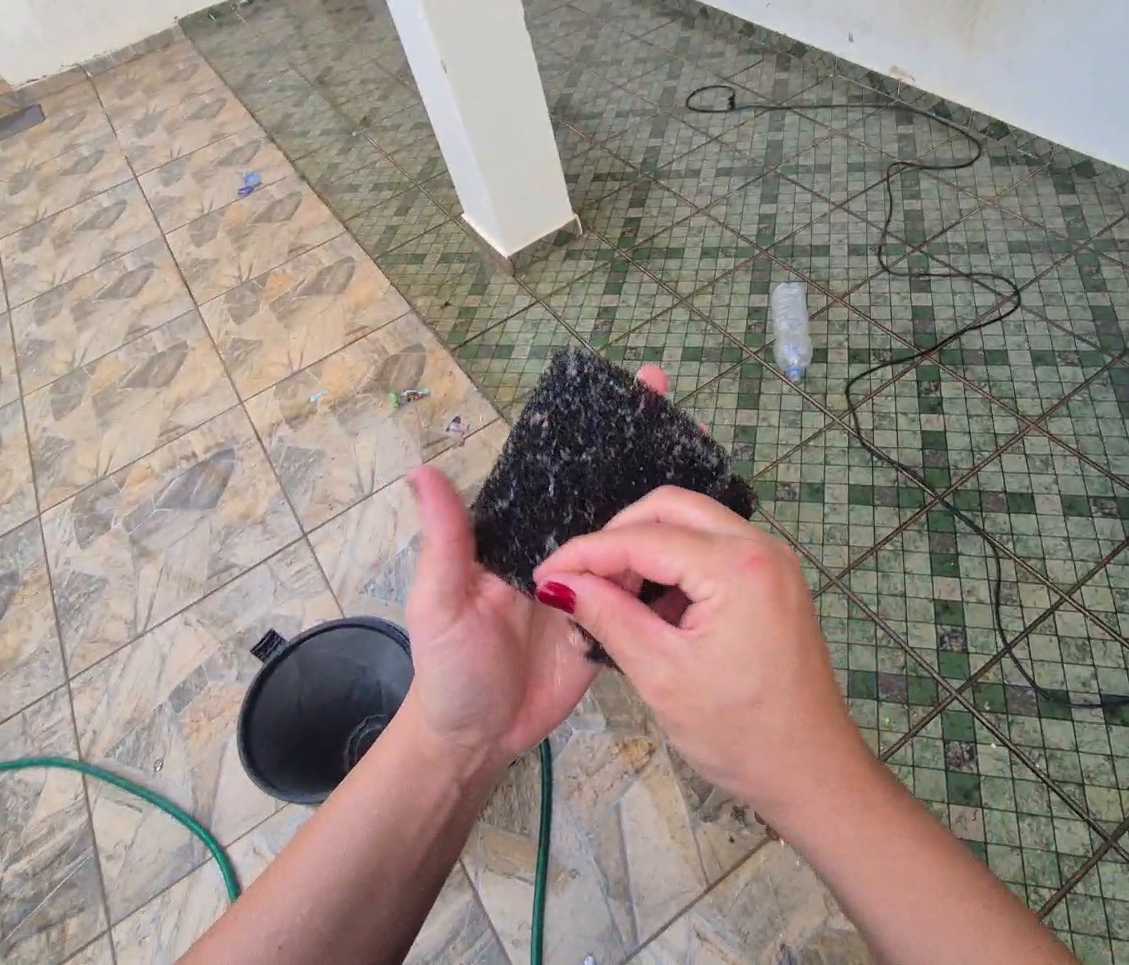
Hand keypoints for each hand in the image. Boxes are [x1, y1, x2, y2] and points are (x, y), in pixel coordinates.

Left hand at [396, 364, 673, 773]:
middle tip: (679, 404)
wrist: (480, 741)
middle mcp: (561, 547)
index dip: (593, 428)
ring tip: (706, 460)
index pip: (559, 469)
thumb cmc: (449, 669)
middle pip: (604, 491)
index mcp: (522, 532)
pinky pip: (645, 586)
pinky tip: (705, 538)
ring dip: (664, 500)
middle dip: (640, 447)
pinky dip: (671, 562)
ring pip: (632, 534)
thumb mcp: (439, 602)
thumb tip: (422, 469)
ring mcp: (593, 583)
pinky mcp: (615, 620)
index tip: (630, 386)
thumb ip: (445, 541)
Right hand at [530, 487, 870, 818]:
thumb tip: (557, 583)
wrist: (814, 773)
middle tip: (582, 578)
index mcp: (737, 566)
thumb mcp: (662, 675)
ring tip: (613, 597)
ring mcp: (772, 560)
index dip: (586, 553)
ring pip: (693, 524)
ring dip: (647, 548)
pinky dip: (676, 565)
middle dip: (619, 536)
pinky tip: (653, 607)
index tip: (543, 575)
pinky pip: (713, 548)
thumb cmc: (739, 734)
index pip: (643, 539)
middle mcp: (760, 546)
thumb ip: (608, 616)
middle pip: (671, 508)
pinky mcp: (773, 579)